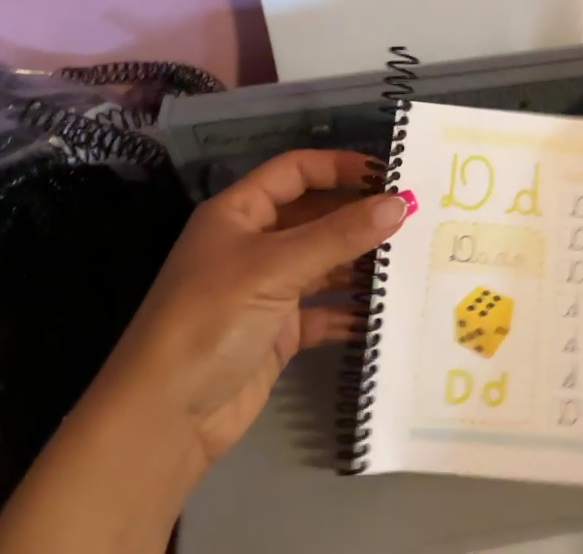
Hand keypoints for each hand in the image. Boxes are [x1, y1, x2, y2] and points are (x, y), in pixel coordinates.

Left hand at [96, 149, 411, 462]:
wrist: (167, 415)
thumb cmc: (213, 318)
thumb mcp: (275, 267)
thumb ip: (339, 235)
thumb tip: (400, 203)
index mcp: (239, 213)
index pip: (295, 171)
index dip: (339, 167)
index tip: (389, 174)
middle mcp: (253, 244)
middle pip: (314, 217)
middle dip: (359, 217)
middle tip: (415, 218)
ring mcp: (266, 290)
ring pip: (323, 264)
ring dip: (361, 263)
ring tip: (412, 261)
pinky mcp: (278, 332)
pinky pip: (324, 310)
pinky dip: (351, 311)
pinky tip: (386, 313)